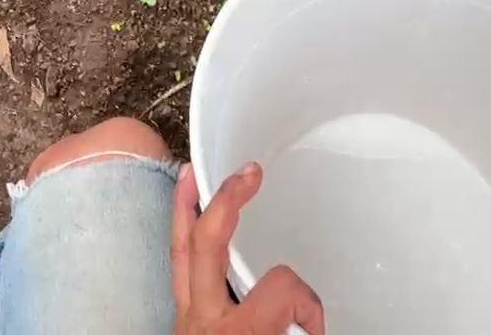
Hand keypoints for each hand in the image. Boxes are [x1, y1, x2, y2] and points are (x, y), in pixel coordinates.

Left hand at [172, 162, 326, 334]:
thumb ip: (299, 331)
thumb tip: (313, 318)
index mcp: (239, 332)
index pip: (279, 288)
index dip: (306, 298)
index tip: (313, 321)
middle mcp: (205, 318)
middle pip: (208, 243)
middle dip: (227, 201)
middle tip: (251, 172)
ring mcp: (187, 317)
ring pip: (181, 247)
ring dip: (187, 205)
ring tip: (193, 172)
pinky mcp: (181, 318)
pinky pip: (177, 264)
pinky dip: (182, 232)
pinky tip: (188, 215)